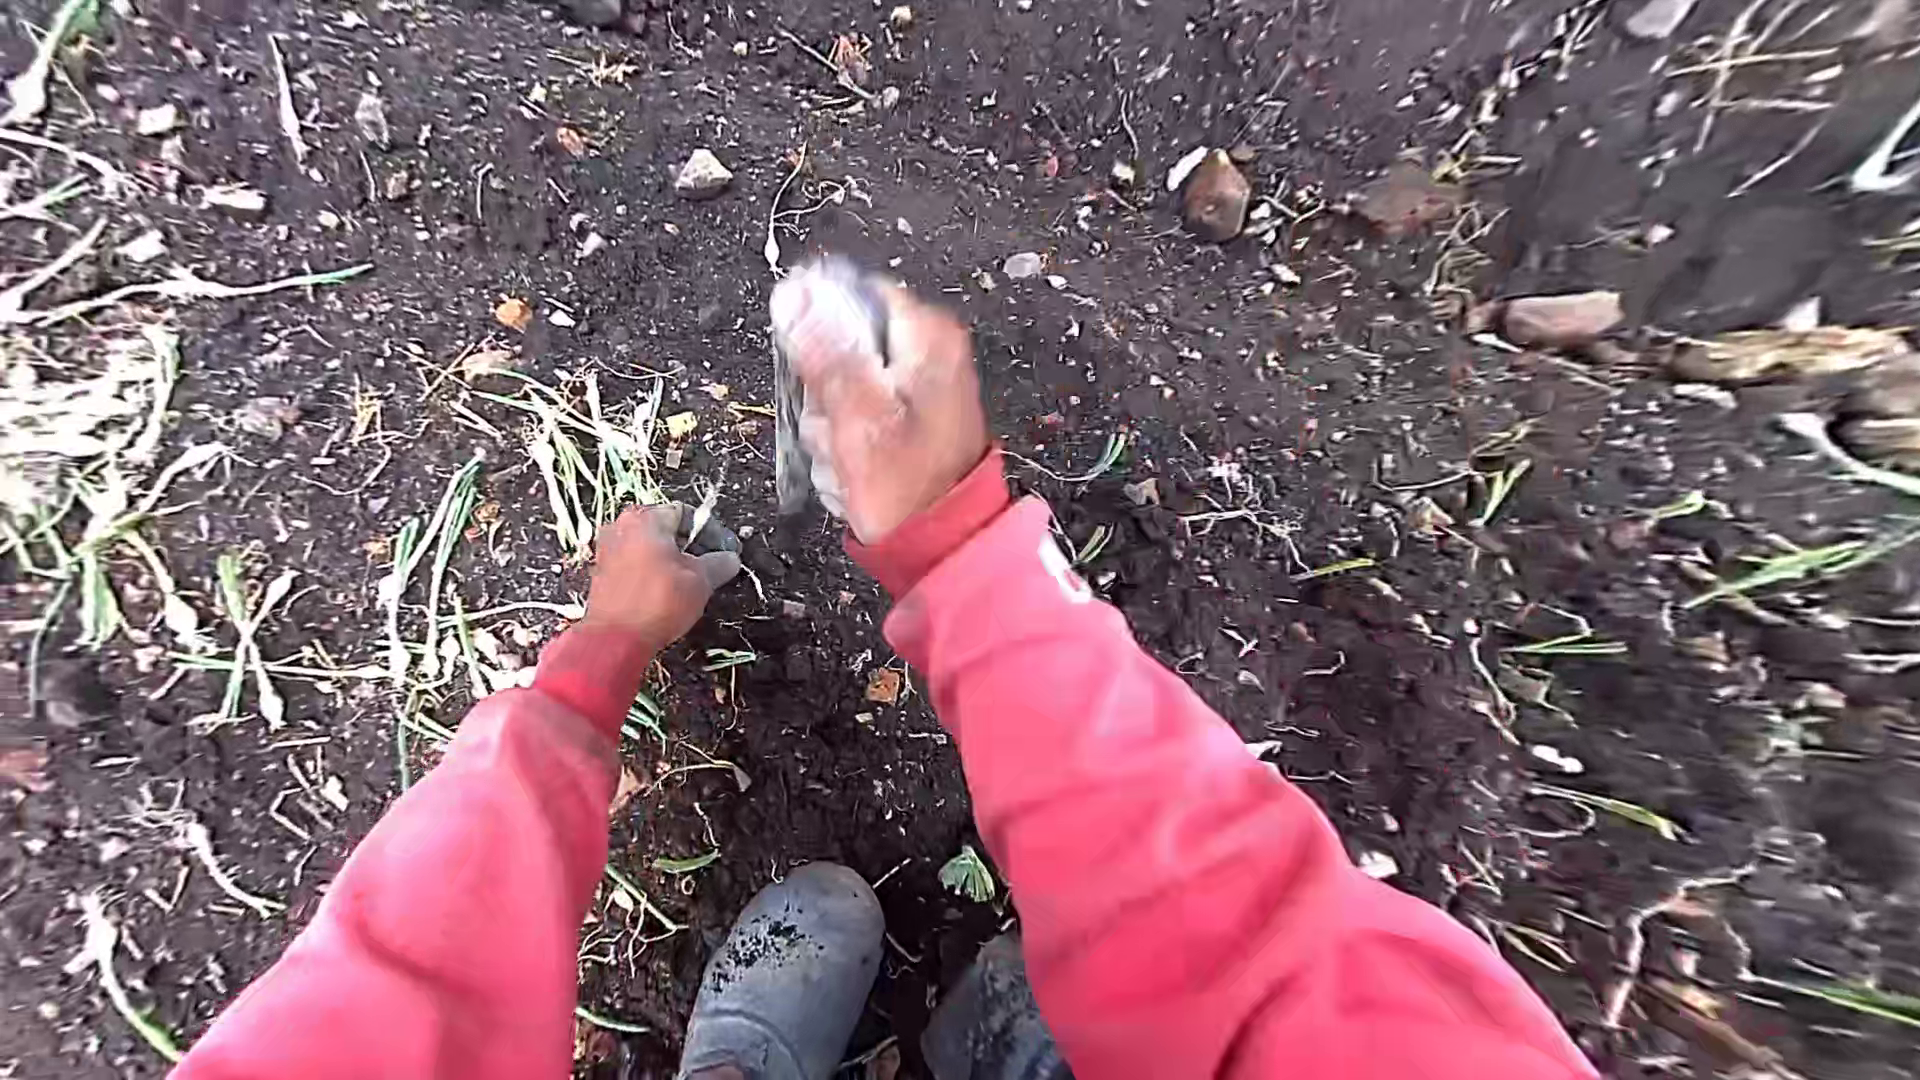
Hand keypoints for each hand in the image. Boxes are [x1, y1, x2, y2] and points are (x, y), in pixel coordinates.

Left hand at [581, 503, 739, 649]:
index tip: (726, 551)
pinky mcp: (603, 573)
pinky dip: (656, 570)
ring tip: (695, 581)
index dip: (712, 531)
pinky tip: (671, 591)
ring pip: (652, 546)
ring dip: (675, 559)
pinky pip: (638, 562)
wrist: (615, 641)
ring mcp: (608, 550)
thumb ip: (720, 563)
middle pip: (668, 528)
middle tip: (713, 565)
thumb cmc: (660, 601)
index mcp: (646, 520)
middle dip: (694, 545)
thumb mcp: (702, 580)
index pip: (687, 514)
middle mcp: (621, 527)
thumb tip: (730, 559)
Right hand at [771, 275, 989, 543]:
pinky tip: (857, 468)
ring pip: (840, 386)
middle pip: (842, 345)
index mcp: (926, 337)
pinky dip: (847, 444)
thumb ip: (827, 351)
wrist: (938, 542)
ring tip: (849, 459)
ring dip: (832, 427)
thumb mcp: (859, 415)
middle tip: (839, 432)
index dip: (818, 327)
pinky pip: (853, 416)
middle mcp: (926, 354)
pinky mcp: (904, 419)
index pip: (852, 294)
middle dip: (826, 394)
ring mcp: (915, 388)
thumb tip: (794, 291)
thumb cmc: (904, 485)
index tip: (810, 373)